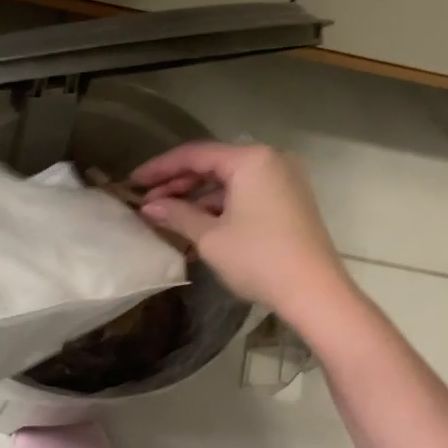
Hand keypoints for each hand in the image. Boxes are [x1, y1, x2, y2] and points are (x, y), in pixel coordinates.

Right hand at [132, 142, 346, 311]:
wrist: (314, 292)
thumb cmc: (258, 259)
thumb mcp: (210, 237)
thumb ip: (177, 215)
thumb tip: (148, 208)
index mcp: (250, 159)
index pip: (194, 154)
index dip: (160, 168)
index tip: (133, 182)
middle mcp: (270, 160)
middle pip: (213, 164)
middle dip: (178, 183)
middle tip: (147, 202)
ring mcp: (284, 180)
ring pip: (230, 181)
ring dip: (198, 197)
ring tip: (166, 216)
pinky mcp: (290, 201)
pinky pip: (246, 194)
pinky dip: (220, 206)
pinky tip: (196, 225)